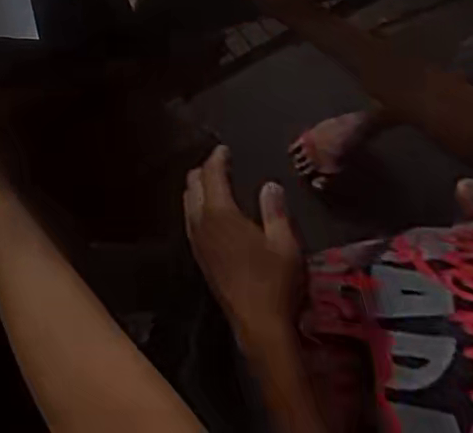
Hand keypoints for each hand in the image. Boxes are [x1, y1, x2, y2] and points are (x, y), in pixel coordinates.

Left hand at [184, 145, 303, 343]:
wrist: (257, 321)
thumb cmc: (275, 282)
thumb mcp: (285, 245)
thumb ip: (275, 211)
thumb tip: (270, 186)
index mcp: (219, 212)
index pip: (211, 174)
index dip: (216, 159)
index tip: (223, 150)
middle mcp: (199, 219)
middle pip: (193, 183)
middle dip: (204, 169)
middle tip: (219, 164)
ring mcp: (194, 236)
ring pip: (187, 199)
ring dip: (197, 186)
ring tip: (213, 182)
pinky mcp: (196, 251)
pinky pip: (189, 216)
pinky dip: (195, 203)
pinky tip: (208, 210)